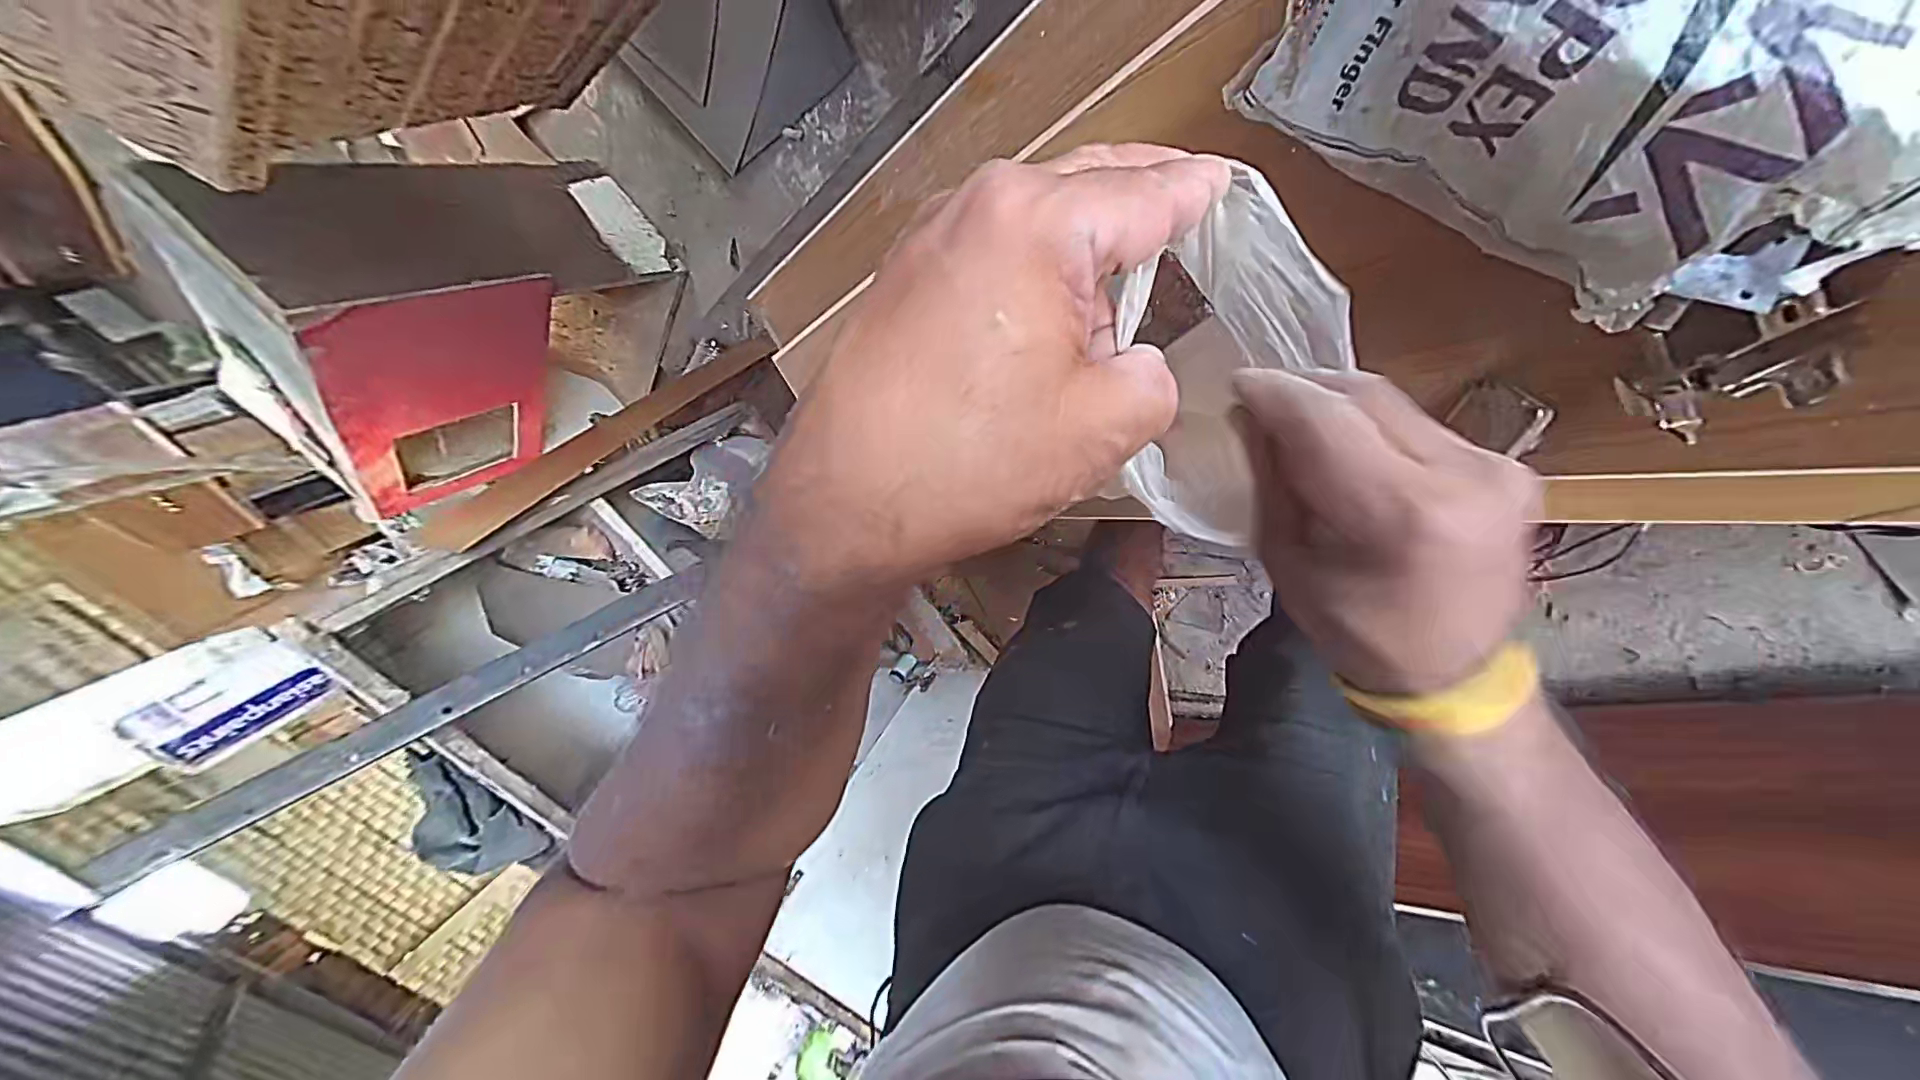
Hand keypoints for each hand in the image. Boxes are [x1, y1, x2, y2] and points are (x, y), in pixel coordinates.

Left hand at [757, 144, 1230, 584]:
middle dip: (1139, 198)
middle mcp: (976, 208)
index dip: (1196, 195)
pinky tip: (1041, 314)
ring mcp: (929, 241)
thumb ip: (1153, 378)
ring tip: (1110, 296)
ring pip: (1034, 221)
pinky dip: (1029, 271)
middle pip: (1086, 187)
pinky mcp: (904, 281)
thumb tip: (1138, 360)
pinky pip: (990, 254)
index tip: (1223, 187)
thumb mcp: (1099, 429)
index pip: (1147, 193)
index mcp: (1037, 224)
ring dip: (1079, 247)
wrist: (844, 502)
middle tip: (1182, 211)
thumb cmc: (967, 464)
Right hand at [1233, 368, 1540, 695]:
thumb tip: (1253, 420)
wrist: (1455, 673)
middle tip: (1262, 397)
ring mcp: (1495, 468)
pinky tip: (1347, 445)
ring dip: (1336, 405)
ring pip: (1393, 403)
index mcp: (1402, 513)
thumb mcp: (1289, 561)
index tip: (1239, 383)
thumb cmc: (1357, 631)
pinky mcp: (1508, 467)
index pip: (1325, 419)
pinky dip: (1372, 425)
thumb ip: (1272, 482)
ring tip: (1298, 422)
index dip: (1275, 393)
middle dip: (1304, 389)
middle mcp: (1463, 477)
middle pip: (1366, 395)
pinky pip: (1420, 424)